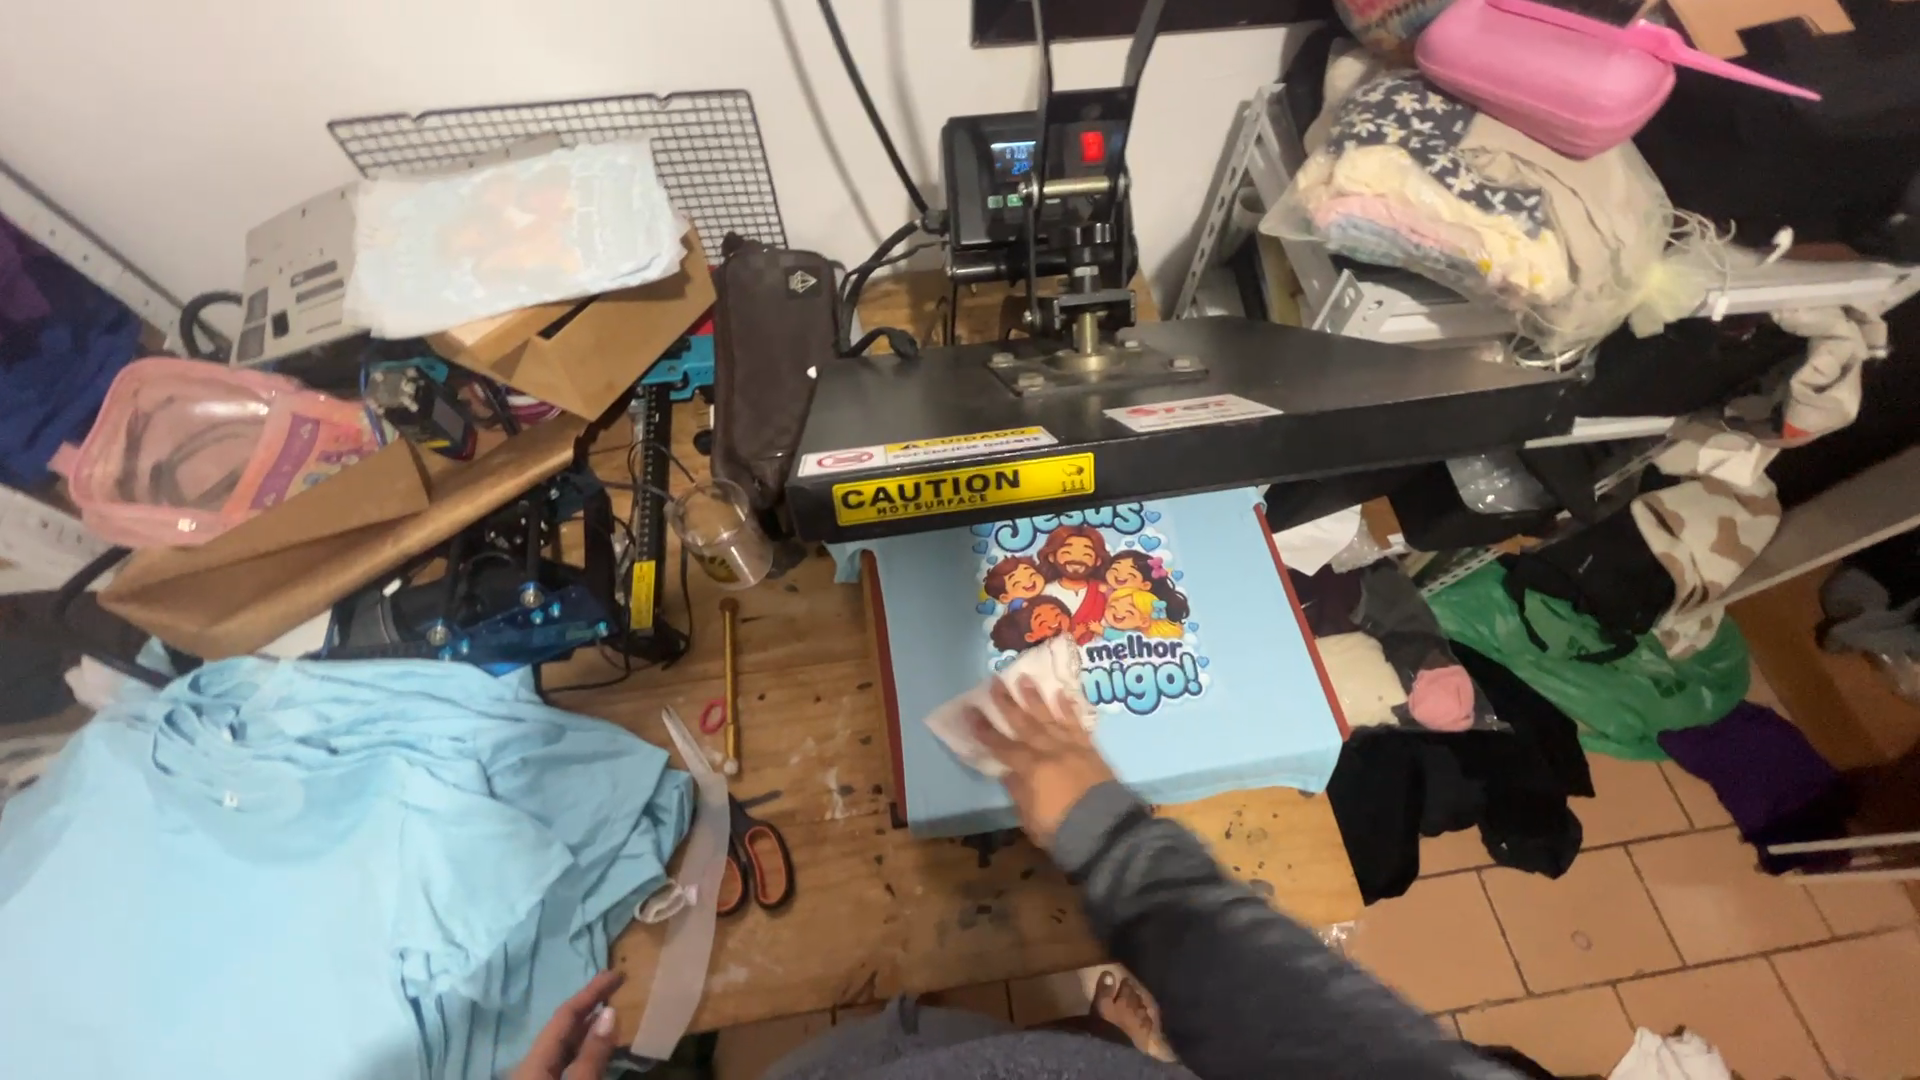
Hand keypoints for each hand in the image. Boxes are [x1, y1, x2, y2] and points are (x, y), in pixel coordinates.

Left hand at [510, 970, 624, 1079]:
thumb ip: (592, 1053)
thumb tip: (610, 1011)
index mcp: (533, 1060)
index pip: (564, 1015)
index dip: (591, 991)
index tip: (616, 972)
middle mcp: (529, 1066)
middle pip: (561, 1030)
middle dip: (589, 1007)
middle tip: (618, 989)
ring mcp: (533, 1079)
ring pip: (562, 1048)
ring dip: (587, 1030)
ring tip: (613, 1016)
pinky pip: (563, 1063)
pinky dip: (582, 1051)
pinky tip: (597, 1051)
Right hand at [967, 675, 1115, 849]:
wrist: (1107, 832)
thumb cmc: (1063, 832)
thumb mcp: (1031, 819)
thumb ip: (1019, 792)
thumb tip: (1008, 773)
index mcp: (1031, 770)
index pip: (1002, 746)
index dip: (984, 730)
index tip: (970, 711)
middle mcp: (1050, 751)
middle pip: (1025, 724)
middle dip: (1007, 703)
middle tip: (995, 682)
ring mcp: (1072, 748)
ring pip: (1049, 717)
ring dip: (1035, 698)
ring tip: (1024, 678)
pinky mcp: (1091, 750)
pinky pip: (1077, 725)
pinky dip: (1069, 709)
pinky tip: (1061, 694)